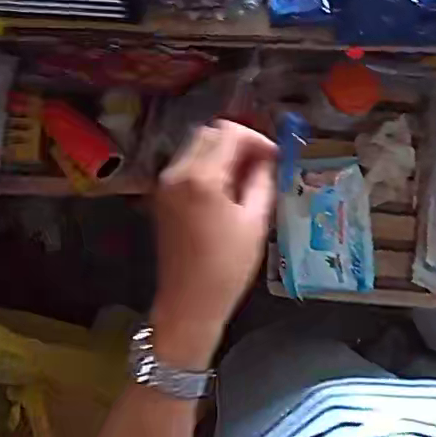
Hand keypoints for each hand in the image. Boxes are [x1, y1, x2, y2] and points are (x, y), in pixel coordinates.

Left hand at [150, 120, 277, 367]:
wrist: (188, 303)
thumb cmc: (227, 267)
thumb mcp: (255, 221)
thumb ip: (262, 180)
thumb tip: (266, 159)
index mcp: (202, 177)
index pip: (229, 132)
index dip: (256, 140)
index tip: (273, 158)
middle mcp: (178, 172)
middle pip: (209, 133)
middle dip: (238, 142)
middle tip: (261, 164)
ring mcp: (166, 184)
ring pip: (195, 146)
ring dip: (221, 152)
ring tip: (245, 177)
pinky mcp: (162, 196)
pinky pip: (186, 165)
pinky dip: (207, 165)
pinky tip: (225, 189)